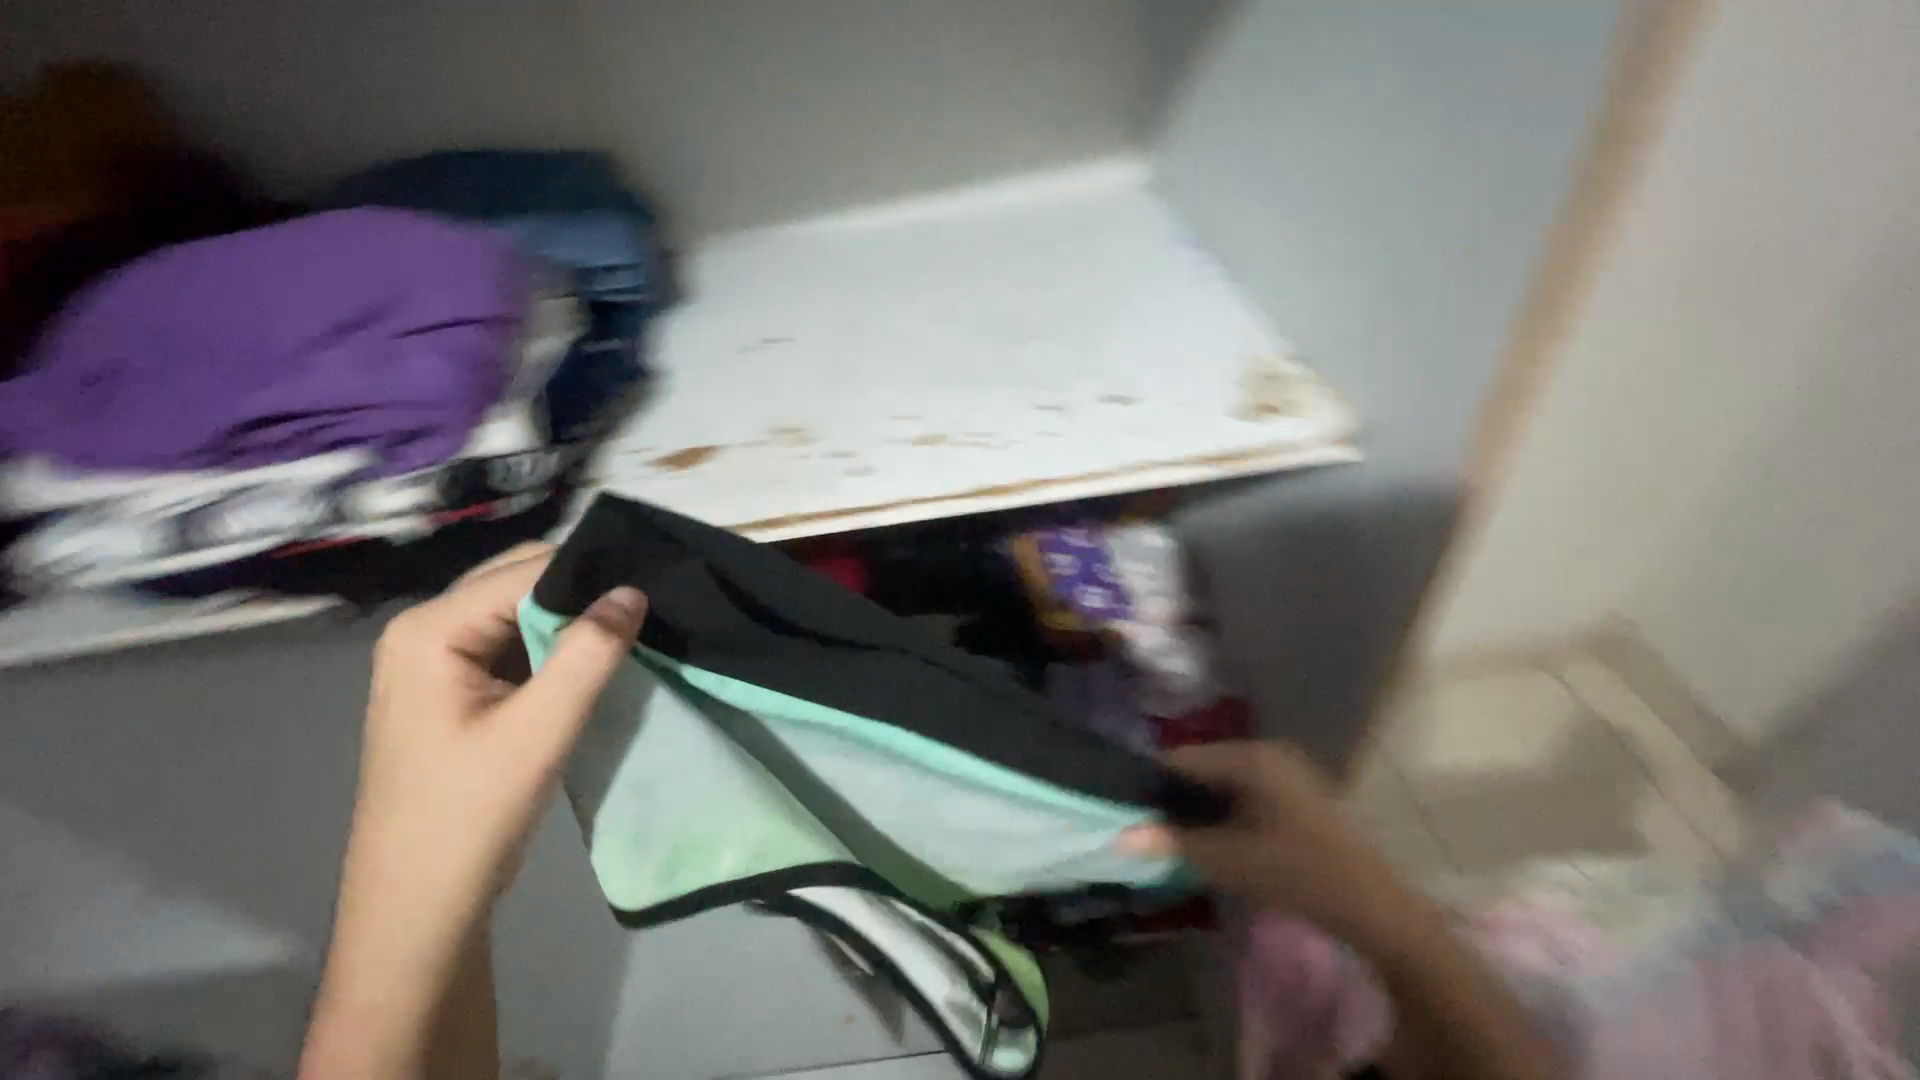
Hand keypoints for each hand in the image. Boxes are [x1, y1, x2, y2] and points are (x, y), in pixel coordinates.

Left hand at [305, 542, 645, 1079]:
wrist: (421, 901)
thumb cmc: (472, 812)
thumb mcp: (542, 728)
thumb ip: (589, 652)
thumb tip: (632, 590)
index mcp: (430, 629)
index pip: (526, 570)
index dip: (591, 576)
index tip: (651, 589)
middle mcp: (424, 630)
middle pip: (518, 581)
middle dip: (581, 594)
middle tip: (643, 613)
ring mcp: (434, 658)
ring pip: (519, 612)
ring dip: (571, 621)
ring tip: (628, 632)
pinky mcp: (452, 686)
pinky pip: (512, 643)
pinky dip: (554, 646)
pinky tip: (593, 662)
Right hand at [1125, 741, 1427, 949]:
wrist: (1376, 908)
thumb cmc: (1299, 874)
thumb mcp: (1229, 860)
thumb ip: (1172, 843)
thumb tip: (1118, 837)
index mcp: (1250, 757)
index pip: (1182, 758)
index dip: (1150, 783)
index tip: (1126, 808)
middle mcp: (1267, 752)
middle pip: (1203, 768)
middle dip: (1174, 797)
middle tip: (1148, 828)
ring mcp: (1287, 771)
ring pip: (1224, 782)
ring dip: (1199, 807)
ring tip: (1174, 837)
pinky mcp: (1297, 793)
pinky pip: (1245, 792)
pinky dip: (1225, 811)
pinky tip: (1215, 839)